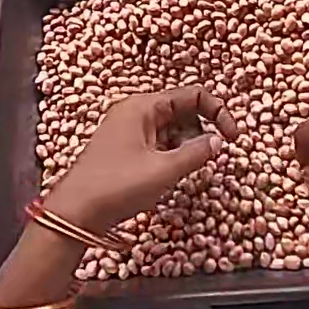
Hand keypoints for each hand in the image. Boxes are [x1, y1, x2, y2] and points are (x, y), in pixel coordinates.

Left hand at [44, 86, 238, 231]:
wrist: (74, 214)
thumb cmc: (117, 186)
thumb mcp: (164, 170)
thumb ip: (196, 153)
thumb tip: (218, 141)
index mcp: (143, 106)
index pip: (192, 95)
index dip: (218, 112)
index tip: (234, 137)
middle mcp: (135, 113)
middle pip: (182, 110)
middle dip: (204, 129)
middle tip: (218, 153)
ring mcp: (128, 132)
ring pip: (171, 130)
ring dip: (189, 144)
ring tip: (195, 167)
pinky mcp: (125, 152)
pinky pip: (158, 145)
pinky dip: (173, 155)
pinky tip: (176, 174)